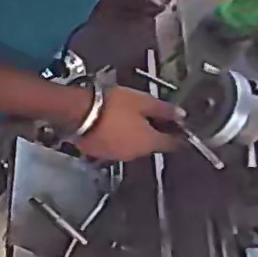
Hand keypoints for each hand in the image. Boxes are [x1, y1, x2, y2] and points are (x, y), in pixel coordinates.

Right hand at [70, 85, 184, 161]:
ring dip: (130, 137)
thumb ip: (164, 109)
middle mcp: (135, 154)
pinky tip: (106, 127)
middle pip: (150, 145)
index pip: (173, 144)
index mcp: (150, 142)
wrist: (76, 112)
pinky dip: (113, 139)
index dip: (178, 135)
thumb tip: (181, 115)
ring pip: (130, 147)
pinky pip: (111, 146)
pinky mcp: (96, 153)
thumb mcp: (142, 100)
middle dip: (151, 133)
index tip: (177, 126)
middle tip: (146, 117)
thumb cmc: (112, 104)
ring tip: (123, 120)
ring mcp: (114, 156)